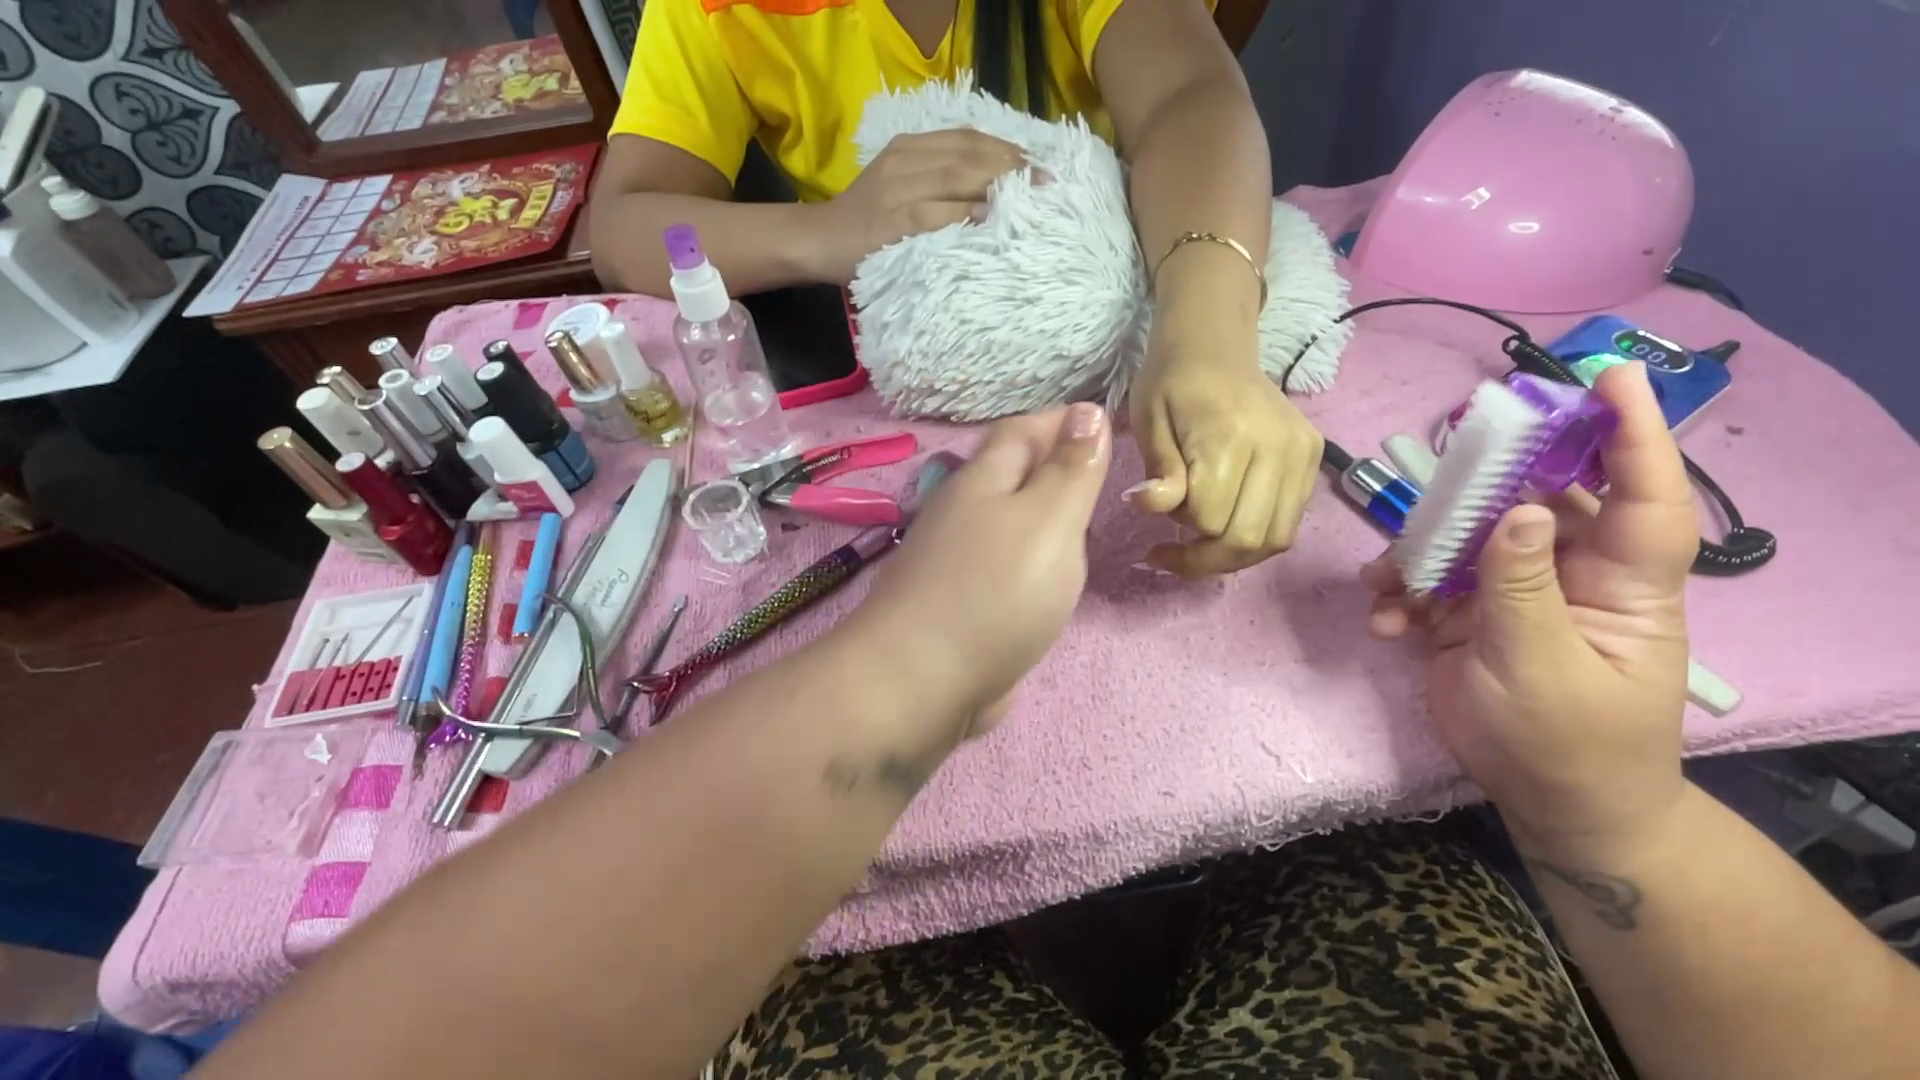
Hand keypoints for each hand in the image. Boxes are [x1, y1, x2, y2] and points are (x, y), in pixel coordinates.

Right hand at [818, 129, 1029, 283]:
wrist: (820, 240)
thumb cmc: (867, 222)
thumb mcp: (901, 185)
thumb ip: (939, 178)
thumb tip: (995, 185)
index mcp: (908, 147)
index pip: (966, 138)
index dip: (1006, 148)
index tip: (1038, 164)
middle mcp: (904, 161)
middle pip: (969, 155)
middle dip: (1012, 166)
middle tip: (1046, 182)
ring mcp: (899, 191)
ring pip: (958, 178)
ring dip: (999, 186)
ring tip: (1030, 198)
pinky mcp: (896, 222)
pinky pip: (941, 214)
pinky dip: (969, 215)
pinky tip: (992, 219)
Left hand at [848, 403, 1111, 741]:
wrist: (920, 683)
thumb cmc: (994, 593)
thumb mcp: (1049, 520)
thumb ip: (1071, 470)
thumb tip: (1088, 410)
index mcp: (983, 480)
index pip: (1024, 429)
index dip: (1066, 421)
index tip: (1112, 425)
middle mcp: (963, 514)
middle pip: (1011, 475)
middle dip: (1055, 467)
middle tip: (1105, 479)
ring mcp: (955, 563)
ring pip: (1006, 524)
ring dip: (1042, 518)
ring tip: (1087, 528)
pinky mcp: (957, 607)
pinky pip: (1001, 569)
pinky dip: (1029, 563)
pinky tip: (1049, 582)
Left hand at [1127, 341, 1322, 577]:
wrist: (1214, 345)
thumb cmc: (1170, 382)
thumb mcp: (1148, 421)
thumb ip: (1159, 471)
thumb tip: (1148, 507)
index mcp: (1231, 436)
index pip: (1211, 520)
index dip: (1179, 531)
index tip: (1152, 523)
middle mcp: (1278, 448)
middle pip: (1248, 539)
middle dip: (1205, 558)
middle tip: (1171, 555)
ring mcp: (1302, 454)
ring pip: (1276, 540)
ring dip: (1233, 556)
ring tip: (1199, 546)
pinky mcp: (1312, 458)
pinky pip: (1289, 522)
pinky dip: (1257, 538)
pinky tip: (1226, 527)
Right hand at [1364, 364, 1699, 851]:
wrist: (1545, 802)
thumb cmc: (1570, 743)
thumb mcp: (1545, 669)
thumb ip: (1524, 590)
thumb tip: (1520, 510)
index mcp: (1622, 585)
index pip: (1642, 499)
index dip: (1633, 436)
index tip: (1611, 378)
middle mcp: (1570, 575)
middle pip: (1538, 501)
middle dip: (1493, 479)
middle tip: (1455, 450)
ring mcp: (1514, 594)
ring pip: (1466, 540)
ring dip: (1420, 553)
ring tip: (1388, 579)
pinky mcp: (1467, 617)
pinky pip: (1427, 584)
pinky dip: (1397, 598)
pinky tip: (1381, 624)